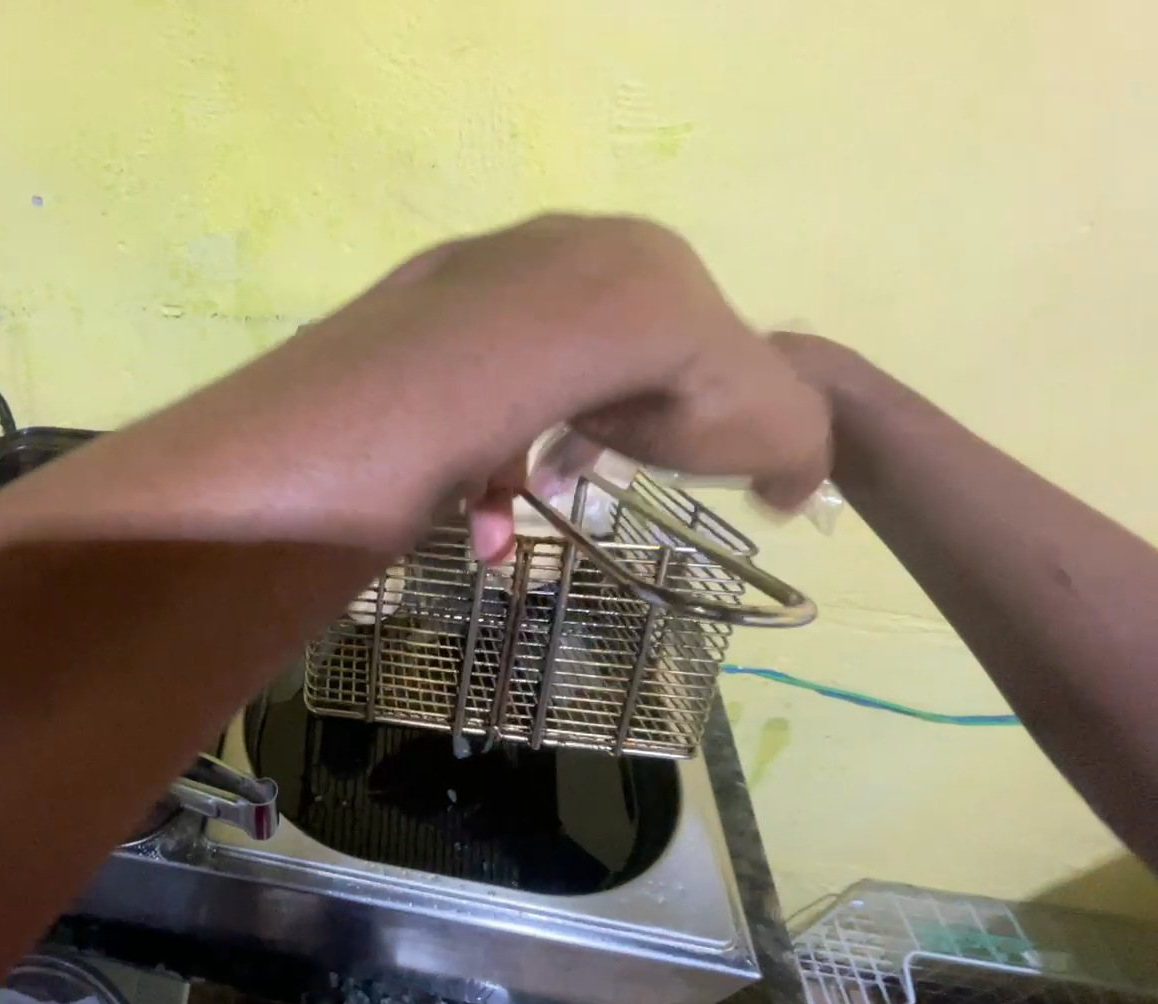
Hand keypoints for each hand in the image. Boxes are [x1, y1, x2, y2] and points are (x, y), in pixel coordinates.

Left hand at [365, 215, 833, 559]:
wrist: (560, 333)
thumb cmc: (673, 377)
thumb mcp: (774, 419)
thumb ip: (793, 448)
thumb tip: (791, 488)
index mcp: (638, 273)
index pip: (643, 346)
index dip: (639, 414)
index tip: (626, 462)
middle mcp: (551, 267)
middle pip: (558, 369)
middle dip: (559, 442)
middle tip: (551, 487)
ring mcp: (477, 288)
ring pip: (491, 392)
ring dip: (497, 472)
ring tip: (496, 528)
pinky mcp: (417, 326)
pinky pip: (439, 403)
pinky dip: (455, 466)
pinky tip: (472, 521)